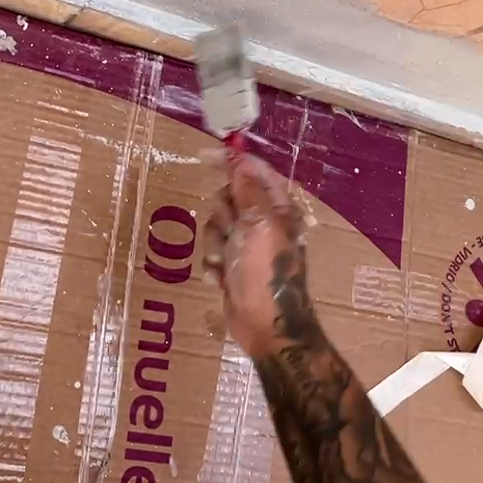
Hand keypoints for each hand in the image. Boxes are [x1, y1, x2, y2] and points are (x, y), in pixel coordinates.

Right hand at [207, 153, 305, 358]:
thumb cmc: (266, 273)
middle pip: (228, 198)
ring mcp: (247, 245)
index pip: (254, 172)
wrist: (266, 326)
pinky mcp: (233, 265)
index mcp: (278, 208)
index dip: (232, 162)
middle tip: (230, 231)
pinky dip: (213, 264)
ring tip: (226, 262)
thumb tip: (238, 156)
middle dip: (221, 215)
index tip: (205, 157)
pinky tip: (220, 278)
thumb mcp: (258, 225)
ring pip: (215, 225)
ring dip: (215, 243)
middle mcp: (263, 223)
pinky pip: (211, 251)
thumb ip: (247, 189)